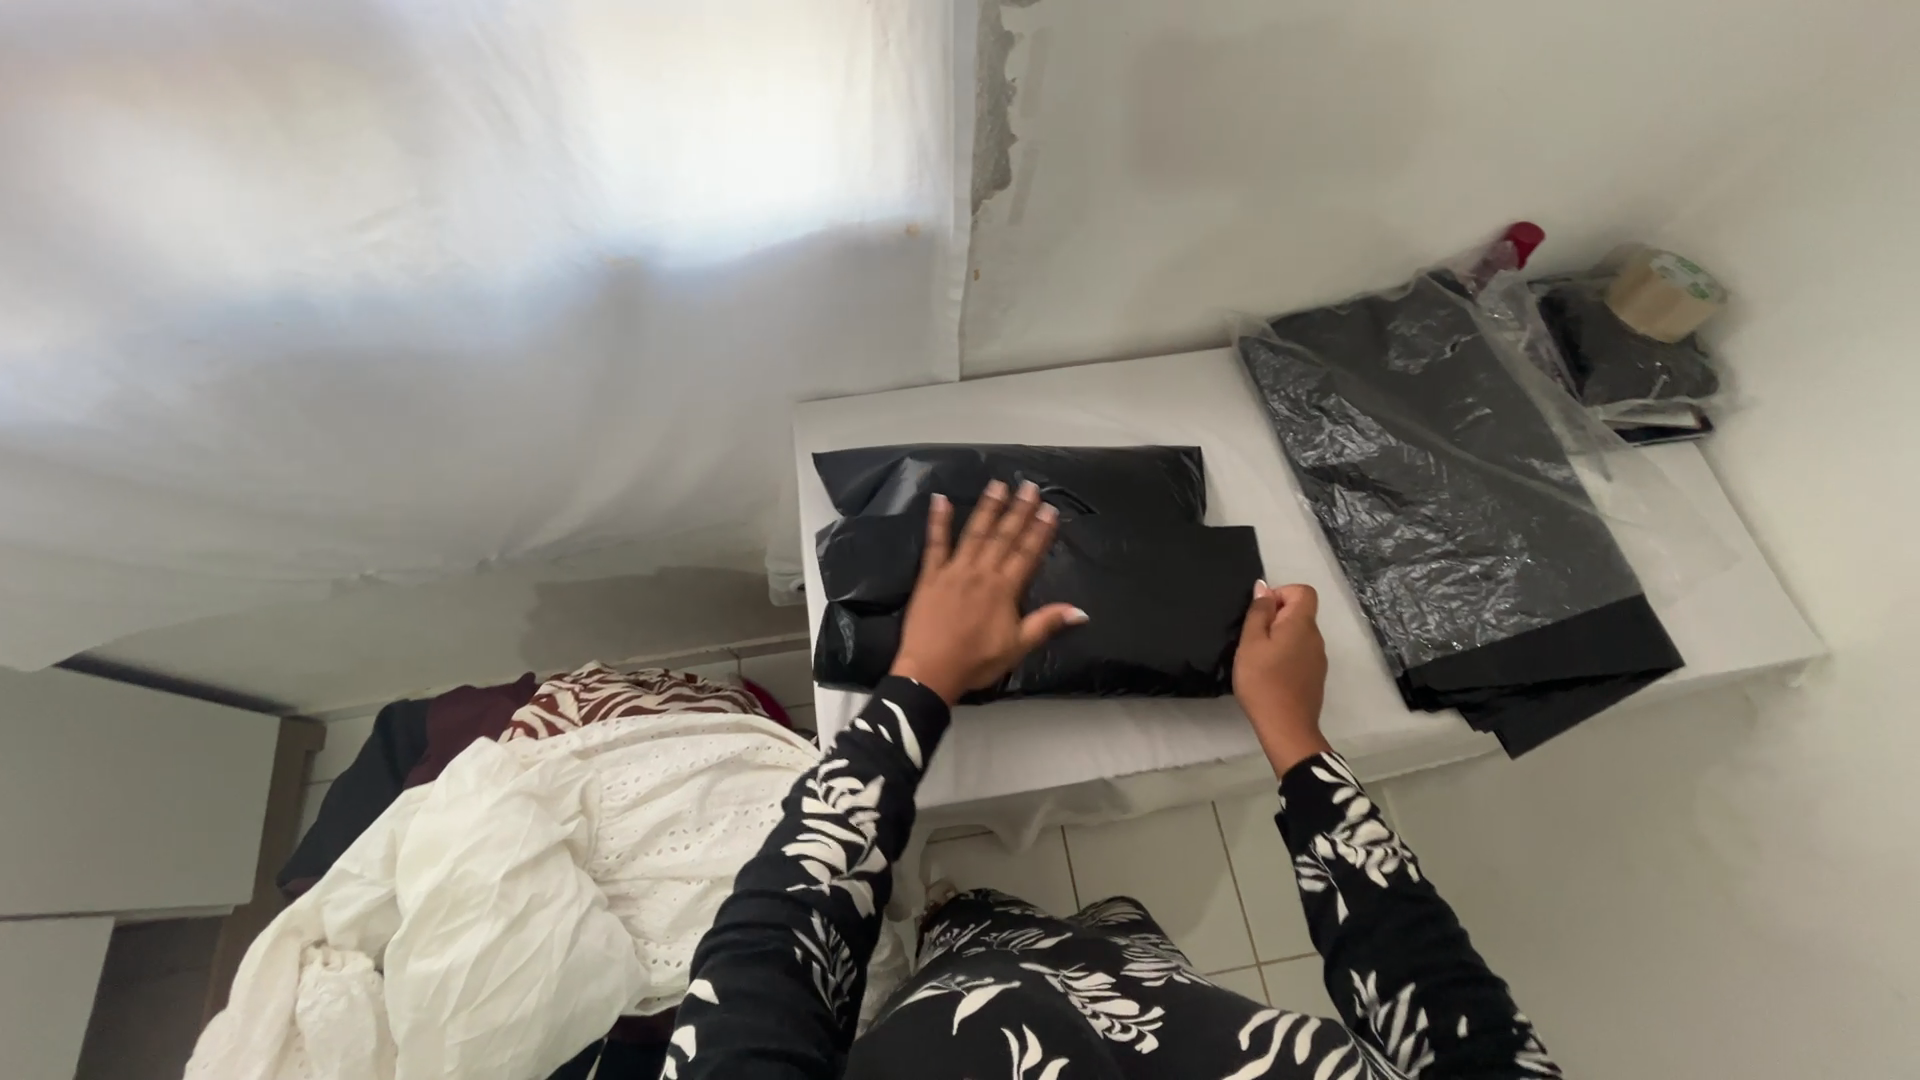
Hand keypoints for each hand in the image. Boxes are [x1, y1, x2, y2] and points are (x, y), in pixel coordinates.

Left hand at [889, 480, 1087, 704]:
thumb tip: (1081, 611)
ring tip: (998, 485)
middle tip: (1029, 486)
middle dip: (1019, 511)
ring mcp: (955, 570)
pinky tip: (940, 500)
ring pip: (975, 533)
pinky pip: (935, 543)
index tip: (1049, 509)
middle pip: (1004, 537)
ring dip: (988, 508)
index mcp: (1005, 589)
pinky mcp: (930, 575)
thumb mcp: (1017, 647)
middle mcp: (982, 573)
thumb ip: (1046, 623)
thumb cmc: (976, 661)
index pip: (1027, 553)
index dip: (1040, 531)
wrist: (930, 671)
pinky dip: (938, 521)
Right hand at [1233, 581, 1331, 777]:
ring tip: (1257, 658)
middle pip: (1300, 612)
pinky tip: (1269, 674)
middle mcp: (1316, 638)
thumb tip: (1263, 587)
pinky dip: (1285, 654)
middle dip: (1275, 617)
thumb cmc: (1263, 680)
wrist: (1286, 726)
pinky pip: (1300, 652)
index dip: (1280, 594)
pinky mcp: (1314, 675)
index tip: (1260, 614)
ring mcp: (1318, 658)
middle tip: (1252, 639)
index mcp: (1302, 625)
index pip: (1303, 591)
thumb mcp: (1251, 642)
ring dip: (1278, 637)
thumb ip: (1258, 612)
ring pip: (1298, 634)